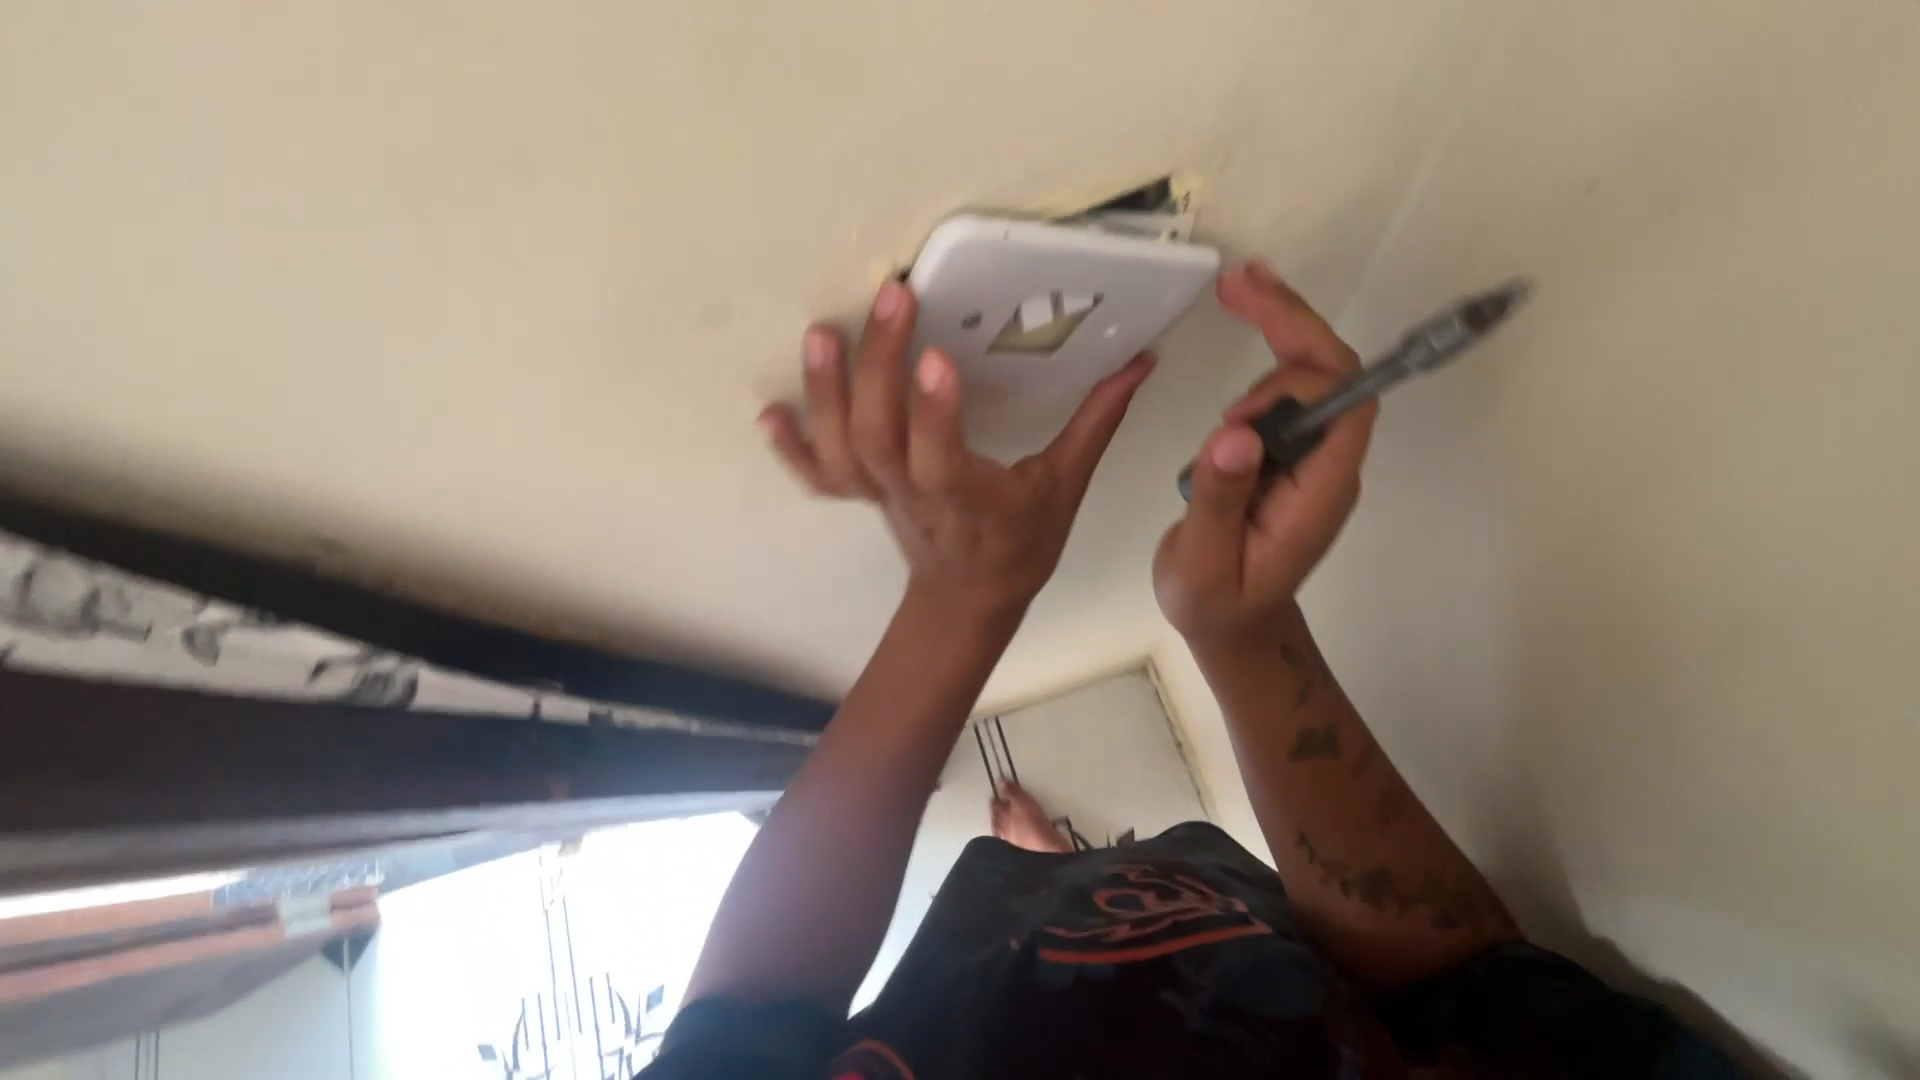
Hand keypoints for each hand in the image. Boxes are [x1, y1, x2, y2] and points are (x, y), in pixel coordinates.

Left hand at [761, 280, 1156, 617]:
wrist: (968, 599)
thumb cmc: (1018, 546)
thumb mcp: (1064, 488)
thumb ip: (1094, 425)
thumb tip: (1138, 364)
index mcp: (968, 496)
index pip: (942, 457)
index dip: (934, 412)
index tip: (937, 354)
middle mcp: (913, 492)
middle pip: (879, 437)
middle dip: (879, 367)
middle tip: (892, 297)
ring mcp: (879, 493)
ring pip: (842, 450)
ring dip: (825, 395)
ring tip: (822, 334)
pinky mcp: (861, 493)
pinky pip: (818, 477)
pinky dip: (791, 449)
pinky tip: (771, 413)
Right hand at [1154, 262, 1375, 645]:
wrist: (1233, 628)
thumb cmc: (1216, 605)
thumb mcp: (1204, 563)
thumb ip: (1220, 501)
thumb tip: (1235, 433)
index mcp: (1318, 491)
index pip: (1341, 402)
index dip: (1302, 360)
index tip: (1240, 352)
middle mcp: (1324, 467)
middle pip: (1330, 376)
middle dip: (1289, 323)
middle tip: (1235, 283)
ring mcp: (1307, 462)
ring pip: (1307, 381)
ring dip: (1269, 349)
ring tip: (1222, 356)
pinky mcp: (1285, 461)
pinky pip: (1286, 402)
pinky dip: (1261, 370)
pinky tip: (1235, 350)